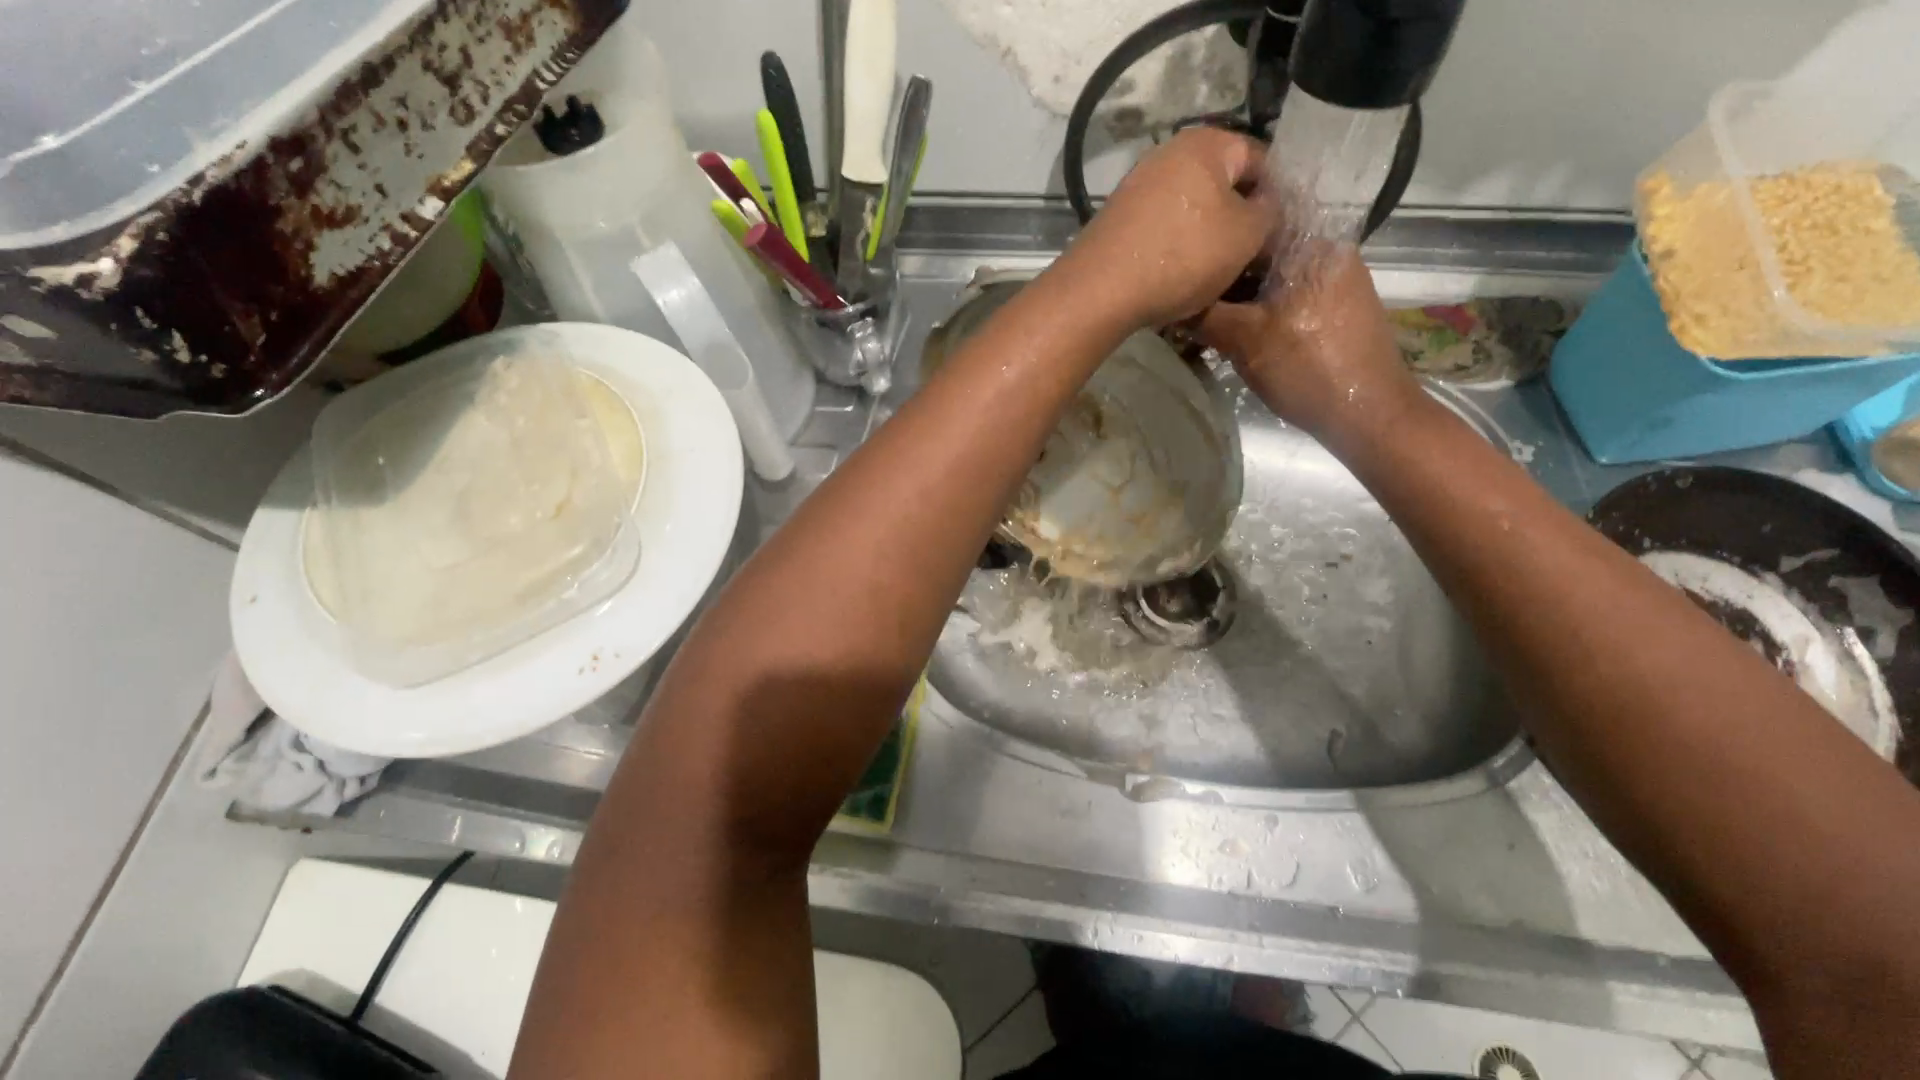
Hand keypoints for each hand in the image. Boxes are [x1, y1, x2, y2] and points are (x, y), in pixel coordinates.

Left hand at [1054, 127, 1271, 328]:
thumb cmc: (1184, 254)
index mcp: (1206, 143)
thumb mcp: (1247, 234)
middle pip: (1224, 185)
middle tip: (1255, 257)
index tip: (1282, 232)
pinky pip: (1166, 228)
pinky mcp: (1121, 218)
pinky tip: (1185, 276)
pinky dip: (1180, 248)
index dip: (1278, 196)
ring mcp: (1140, 186)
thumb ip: (1270, 211)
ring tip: (1222, 273)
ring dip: (1211, 238)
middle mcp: (1169, 154)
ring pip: (1194, 210)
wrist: (1101, 290)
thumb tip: (1269, 204)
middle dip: (1242, 219)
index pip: (1261, 160)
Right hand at [1197, 248, 1428, 447]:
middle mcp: (1328, 251)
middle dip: (1223, 278)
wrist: (1370, 415)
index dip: (1209, 249)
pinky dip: (1262, 309)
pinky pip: (1289, 295)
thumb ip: (1202, 315)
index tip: (1180, 270)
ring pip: (1273, 277)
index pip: (1246, 228)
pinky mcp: (1337, 307)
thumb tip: (1170, 303)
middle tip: (1186, 300)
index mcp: (1310, 244)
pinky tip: (1240, 332)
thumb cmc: (1307, 369)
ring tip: (1206, 318)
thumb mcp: (1242, 340)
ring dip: (1241, 297)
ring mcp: (1336, 279)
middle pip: (1260, 253)